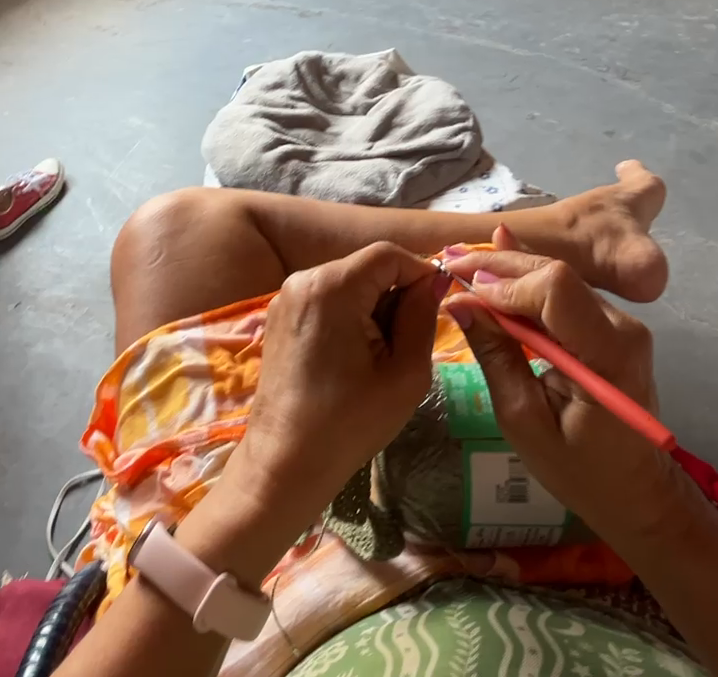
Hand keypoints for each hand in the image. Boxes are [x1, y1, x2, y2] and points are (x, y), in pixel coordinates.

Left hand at [225, 242, 444, 523]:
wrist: (284, 463)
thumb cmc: (349, 423)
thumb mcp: (404, 373)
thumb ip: (423, 317)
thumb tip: (437, 280)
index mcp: (332, 286)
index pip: (389, 255)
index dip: (421, 274)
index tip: (438, 308)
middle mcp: (303, 279)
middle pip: (367, 267)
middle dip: (395, 296)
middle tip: (404, 345)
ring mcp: (286, 297)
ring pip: (348, 282)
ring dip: (373, 308)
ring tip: (378, 358)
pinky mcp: (279, 316)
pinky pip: (327, 299)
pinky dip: (348, 317)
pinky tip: (352, 359)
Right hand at [445, 227, 692, 545]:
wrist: (634, 489)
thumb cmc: (578, 468)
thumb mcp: (522, 419)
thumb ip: (495, 355)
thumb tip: (458, 303)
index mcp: (606, 354)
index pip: (556, 289)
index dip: (505, 281)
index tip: (464, 289)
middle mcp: (621, 326)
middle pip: (554, 273)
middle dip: (497, 265)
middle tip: (447, 261)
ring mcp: (619, 321)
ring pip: (556, 275)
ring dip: (507, 268)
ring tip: (460, 260)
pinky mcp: (608, 323)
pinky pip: (563, 290)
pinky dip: (525, 278)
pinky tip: (499, 248)